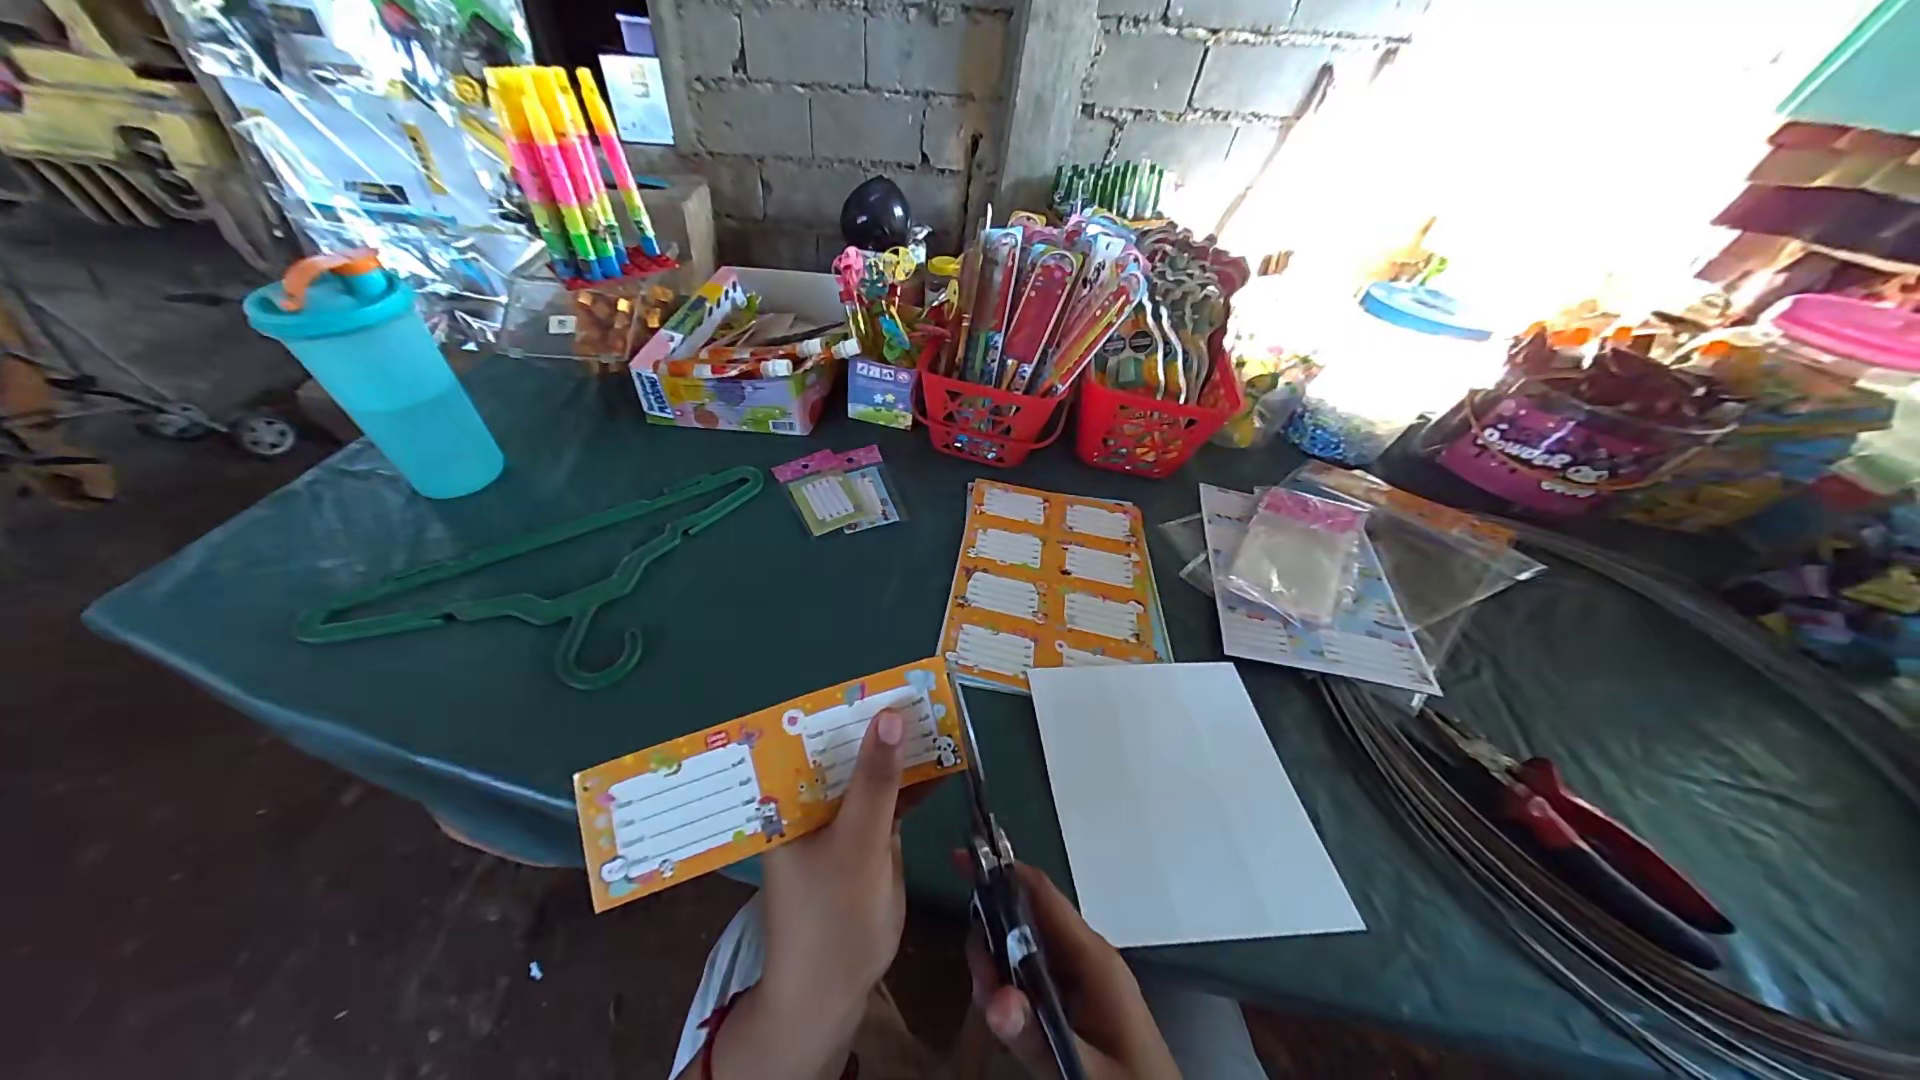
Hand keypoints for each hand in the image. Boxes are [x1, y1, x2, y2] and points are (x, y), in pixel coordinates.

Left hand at [706, 706, 911, 1079]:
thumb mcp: (856, 842)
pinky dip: (914, 783)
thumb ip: (875, 782)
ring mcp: (840, 819)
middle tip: (920, 692)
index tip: (884, 681)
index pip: (811, 737)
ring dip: (902, 750)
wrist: (835, 989)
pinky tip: (942, 764)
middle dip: (881, 724)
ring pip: (871, 772)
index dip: (846, 706)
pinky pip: (889, 798)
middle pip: (846, 749)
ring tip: (938, 717)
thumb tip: (889, 714)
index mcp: (788, 798)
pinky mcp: (865, 837)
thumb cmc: (833, 915)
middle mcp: (811, 801)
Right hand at [966, 863, 1179, 1079]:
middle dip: (992, 940)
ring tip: (993, 1015)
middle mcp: (1088, 957)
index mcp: (1094, 958)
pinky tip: (1008, 1023)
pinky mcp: (1080, 1002)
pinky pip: (1036, 976)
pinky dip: (1012, 990)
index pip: (1041, 893)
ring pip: (1026, 951)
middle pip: (1027, 921)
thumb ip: (1038, 1037)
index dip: (1000, 871)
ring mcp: (1084, 979)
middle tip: (979, 986)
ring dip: (999, 972)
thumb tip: (994, 999)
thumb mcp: (1083, 1070)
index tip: (960, 860)